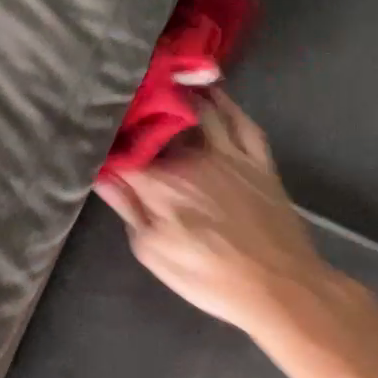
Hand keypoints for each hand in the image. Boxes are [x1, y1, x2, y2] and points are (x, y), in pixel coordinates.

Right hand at [94, 91, 338, 336]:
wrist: (281, 289)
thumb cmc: (211, 276)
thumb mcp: (154, 253)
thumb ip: (128, 209)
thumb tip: (102, 175)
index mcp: (160, 182)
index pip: (123, 151)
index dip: (108, 140)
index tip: (96, 132)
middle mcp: (191, 158)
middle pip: (160, 124)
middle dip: (141, 112)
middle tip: (127, 103)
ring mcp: (229, 155)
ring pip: (201, 112)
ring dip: (181, 97)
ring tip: (165, 87)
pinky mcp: (258, 161)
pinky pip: (241, 122)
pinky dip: (226, 105)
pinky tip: (213, 95)